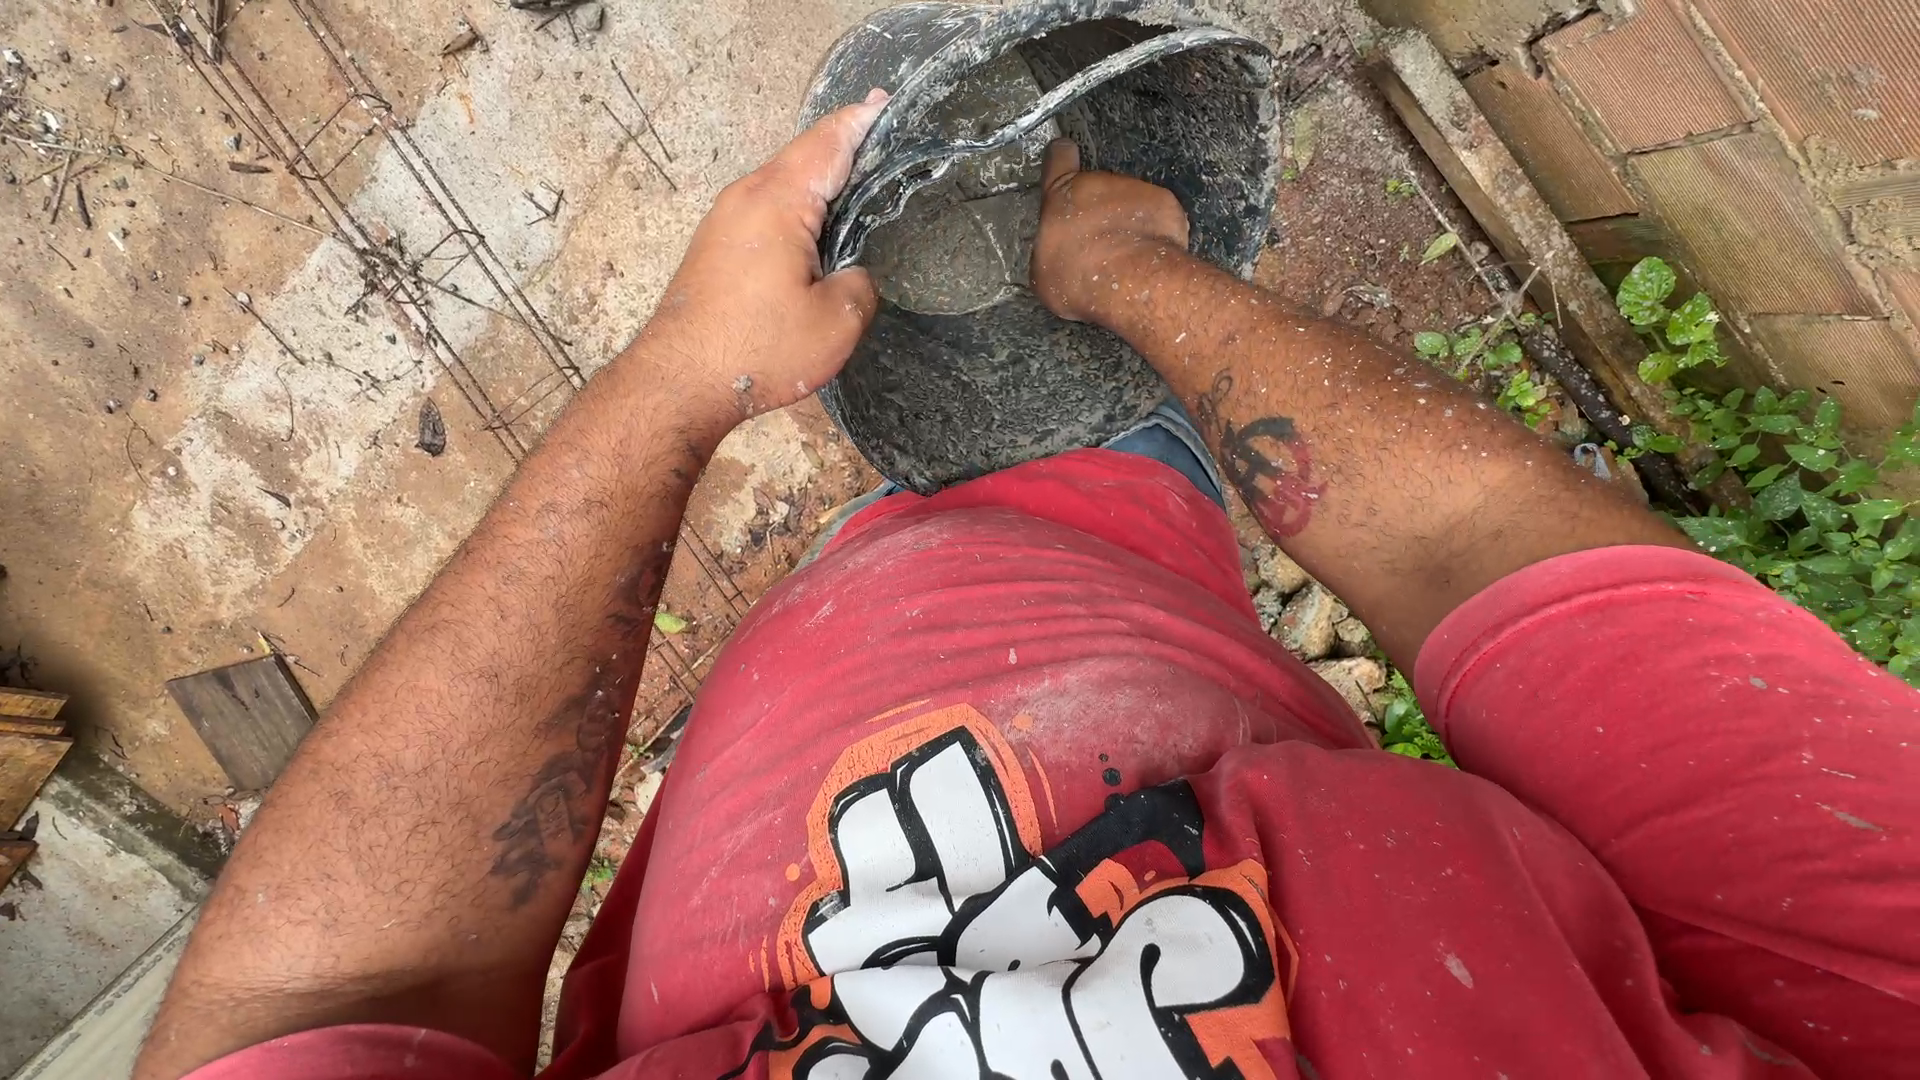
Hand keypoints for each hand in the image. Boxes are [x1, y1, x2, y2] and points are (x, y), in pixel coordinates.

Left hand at [636, 89, 888, 422]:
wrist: (680, 381)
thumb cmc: (760, 349)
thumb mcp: (836, 324)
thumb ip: (861, 286)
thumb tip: (853, 275)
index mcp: (778, 202)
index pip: (827, 144)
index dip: (860, 122)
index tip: (883, 103)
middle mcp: (745, 198)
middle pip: (802, 158)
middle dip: (841, 147)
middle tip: (878, 140)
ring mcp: (724, 223)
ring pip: (781, 187)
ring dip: (817, 182)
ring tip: (853, 185)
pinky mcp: (715, 250)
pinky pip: (765, 213)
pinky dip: (796, 210)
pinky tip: (813, 231)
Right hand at [1030, 138, 1189, 323]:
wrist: (1128, 281)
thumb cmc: (1081, 277)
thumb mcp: (1044, 272)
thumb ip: (1050, 248)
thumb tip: (1056, 254)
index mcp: (1061, 195)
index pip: (1058, 158)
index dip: (1061, 159)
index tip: (1063, 158)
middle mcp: (1098, 183)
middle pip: (1097, 189)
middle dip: (1098, 214)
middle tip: (1096, 247)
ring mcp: (1135, 189)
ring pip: (1128, 203)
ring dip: (1126, 225)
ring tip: (1121, 259)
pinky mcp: (1164, 202)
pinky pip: (1156, 215)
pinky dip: (1152, 233)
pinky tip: (1143, 257)